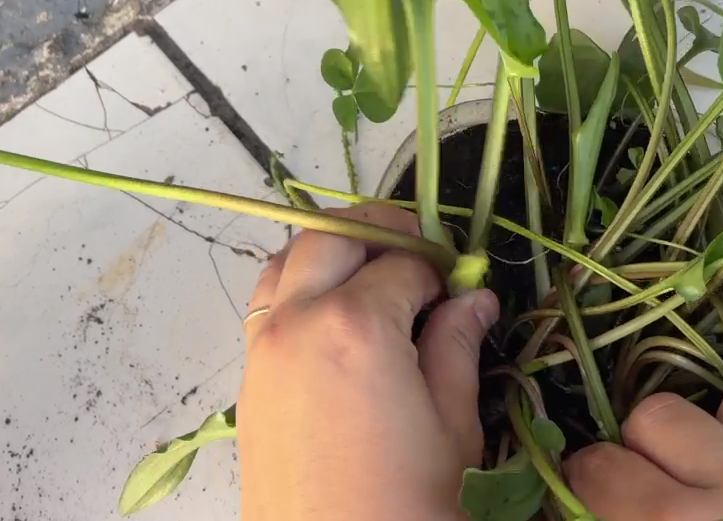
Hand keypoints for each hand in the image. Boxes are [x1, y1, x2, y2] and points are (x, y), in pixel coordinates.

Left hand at [237, 205, 498, 520]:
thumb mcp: (452, 427)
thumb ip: (457, 345)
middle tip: (417, 249)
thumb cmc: (411, 508)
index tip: (457, 281)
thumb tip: (474, 297)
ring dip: (329, 249)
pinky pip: (266, 299)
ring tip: (371, 271)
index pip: (402, 265)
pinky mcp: (248, 375)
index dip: (437, 266)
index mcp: (355, 324)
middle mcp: (298, 318)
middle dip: (377, 229)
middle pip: (331, 235)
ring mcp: (263, 344)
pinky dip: (297, 282)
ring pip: (287, 258)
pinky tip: (332, 311)